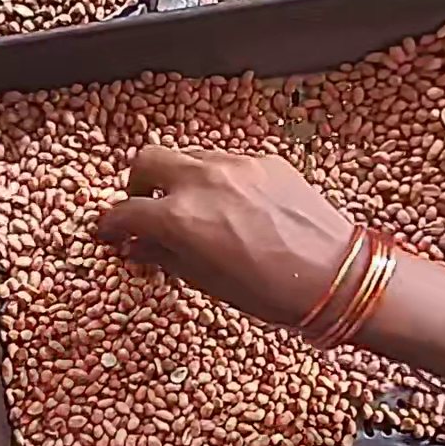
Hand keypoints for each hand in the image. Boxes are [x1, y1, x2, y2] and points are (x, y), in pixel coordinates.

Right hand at [95, 146, 353, 326]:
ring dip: (175, 177)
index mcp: (181, 216)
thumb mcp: (206, 281)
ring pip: (186, 154)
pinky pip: (224, 160)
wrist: (336, 275)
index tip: (108, 231)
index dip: (110, 223)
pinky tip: (228, 204)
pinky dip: (212, 177)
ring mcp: (235, 164)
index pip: (126, 210)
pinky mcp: (264, 160)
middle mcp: (202, 179)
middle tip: (144, 208)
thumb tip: (137, 246)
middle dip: (137, 184)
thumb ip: (165, 256)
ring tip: (187, 206)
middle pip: (147, 160)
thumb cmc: (269, 291)